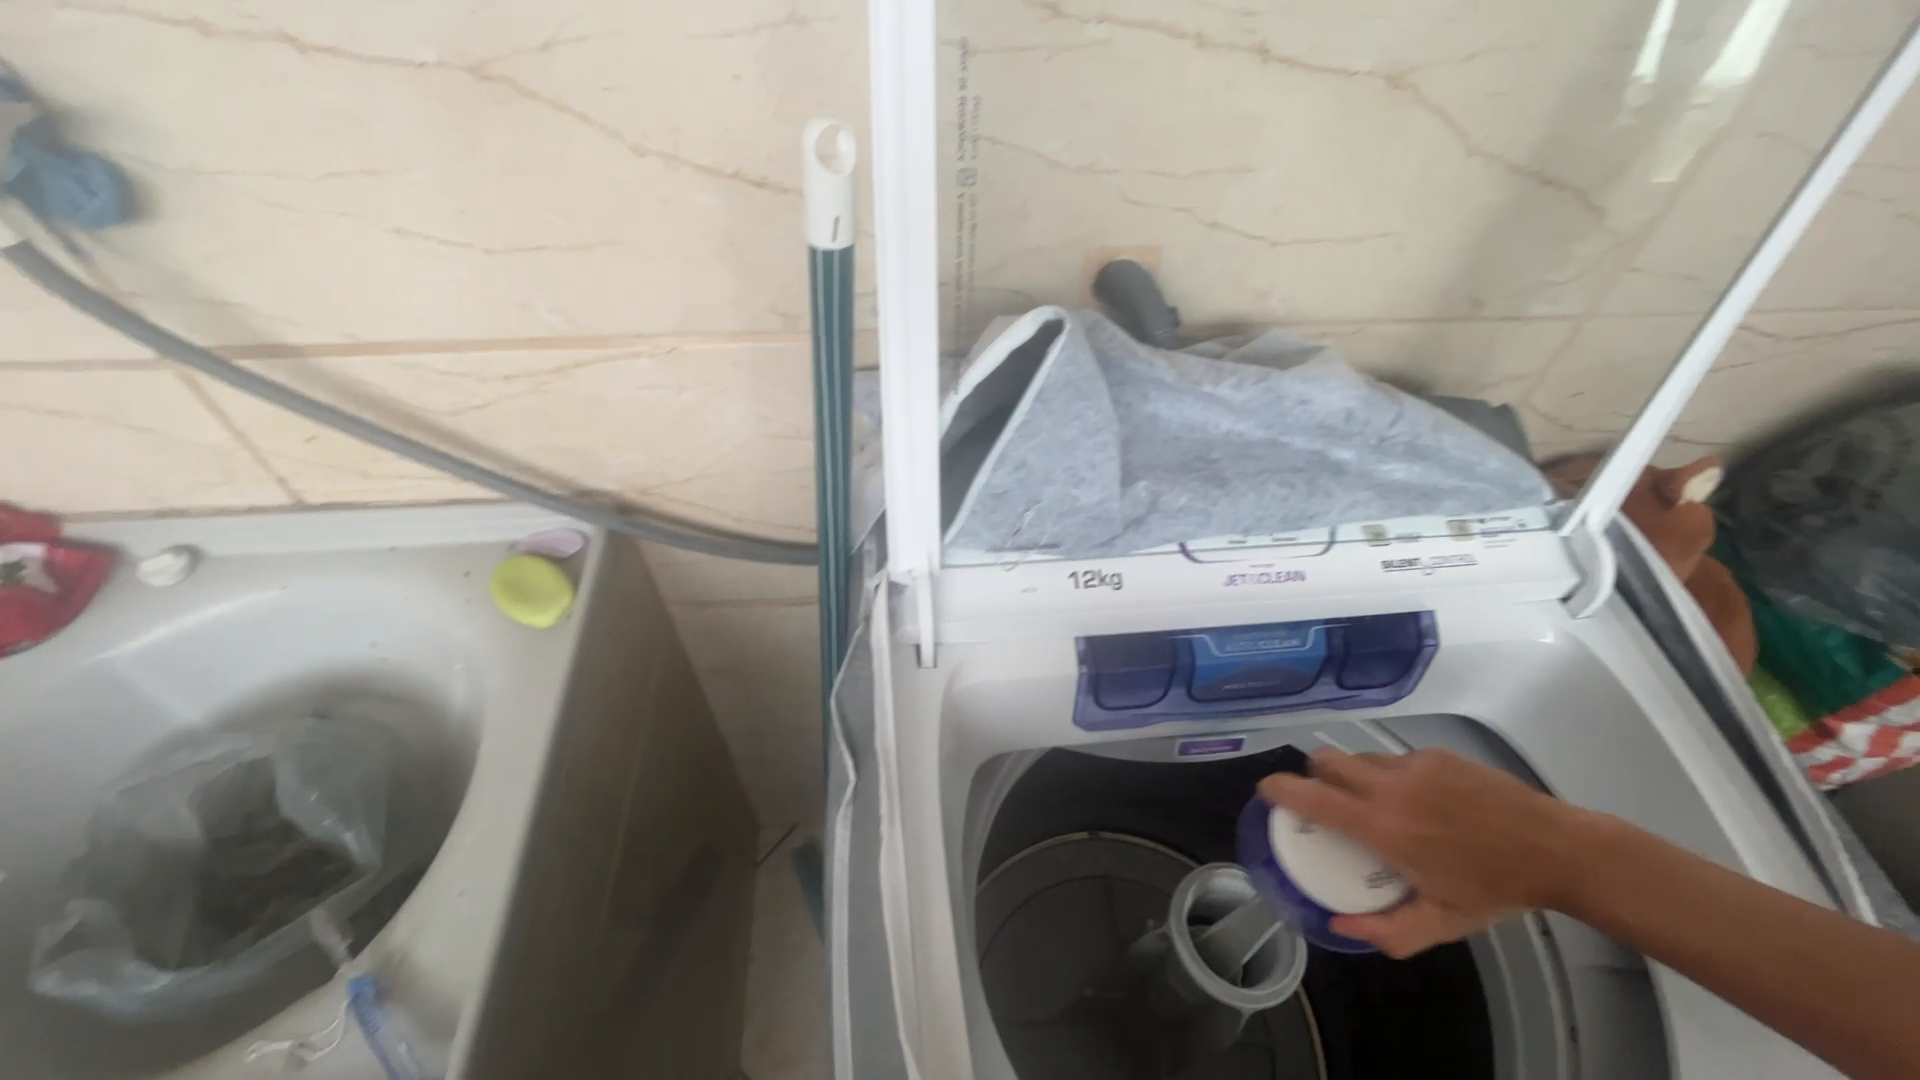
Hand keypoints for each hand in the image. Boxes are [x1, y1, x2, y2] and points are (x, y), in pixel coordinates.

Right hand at [1257, 747, 1597, 957]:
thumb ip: (1387, 930)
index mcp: (1382, 827)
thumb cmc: (1495, 889)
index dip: (1279, 788)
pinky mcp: (1437, 754)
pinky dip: (1391, 774)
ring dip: (1354, 774)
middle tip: (1323, 798)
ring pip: (1360, 756)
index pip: (1311, 794)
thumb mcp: (1442, 922)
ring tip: (1376, 802)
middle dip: (1314, 774)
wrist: (1558, 850)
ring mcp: (1414, 764)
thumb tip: (1338, 923)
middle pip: (1325, 759)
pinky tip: (1420, 799)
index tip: (1268, 792)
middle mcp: (1389, 786)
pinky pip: (1395, 757)